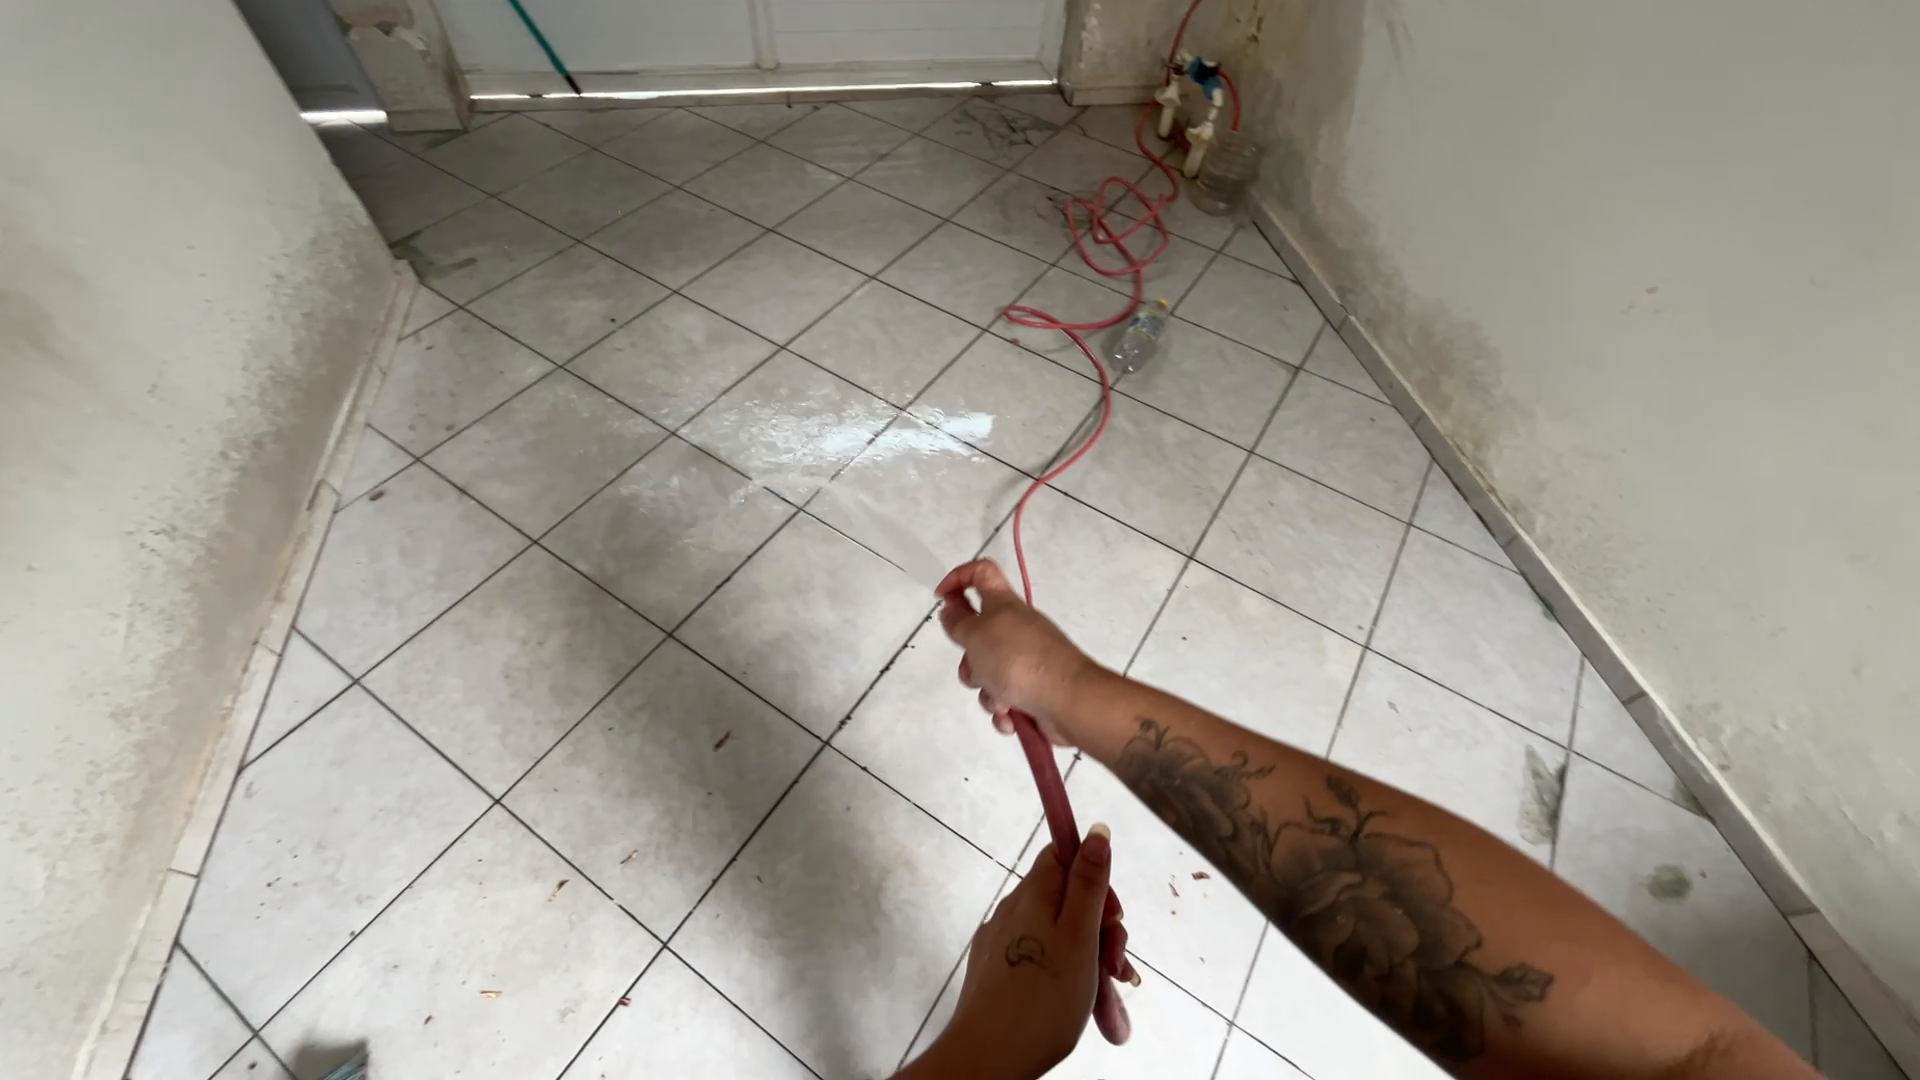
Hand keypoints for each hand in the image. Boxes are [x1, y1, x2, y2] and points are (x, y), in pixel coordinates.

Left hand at [923, 827, 1119, 1079]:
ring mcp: (1003, 941)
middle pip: (1067, 899)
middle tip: (1118, 969)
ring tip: (1109, 1002)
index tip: (1113, 916)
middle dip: (1101, 929)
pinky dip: (1066, 978)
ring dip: (1091, 961)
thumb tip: (1096, 829)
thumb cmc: (1042, 996)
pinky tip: (1086, 1010)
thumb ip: (1089, 881)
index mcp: (1034, 892)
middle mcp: (1015, 908)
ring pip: (1059, 936)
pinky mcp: (998, 971)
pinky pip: (1041, 961)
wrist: (986, 1059)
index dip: (1095, 878)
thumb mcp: (1080, 935)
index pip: (1065, 855)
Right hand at [936, 558, 1102, 744]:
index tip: (941, 599)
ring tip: (1001, 699)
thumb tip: (950, 610)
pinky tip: (1011, 716)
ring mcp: (1026, 660)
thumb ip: (958, 622)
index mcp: (1003, 605)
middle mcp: (1015, 629)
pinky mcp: (1033, 690)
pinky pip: (1005, 699)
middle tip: (976, 667)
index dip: (958, 577)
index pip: (981, 573)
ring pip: (988, 673)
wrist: (1067, 700)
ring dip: (987, 692)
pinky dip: (1004, 710)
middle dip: (969, 660)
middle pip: (977, 636)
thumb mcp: (977, 635)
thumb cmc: (1017, 660)